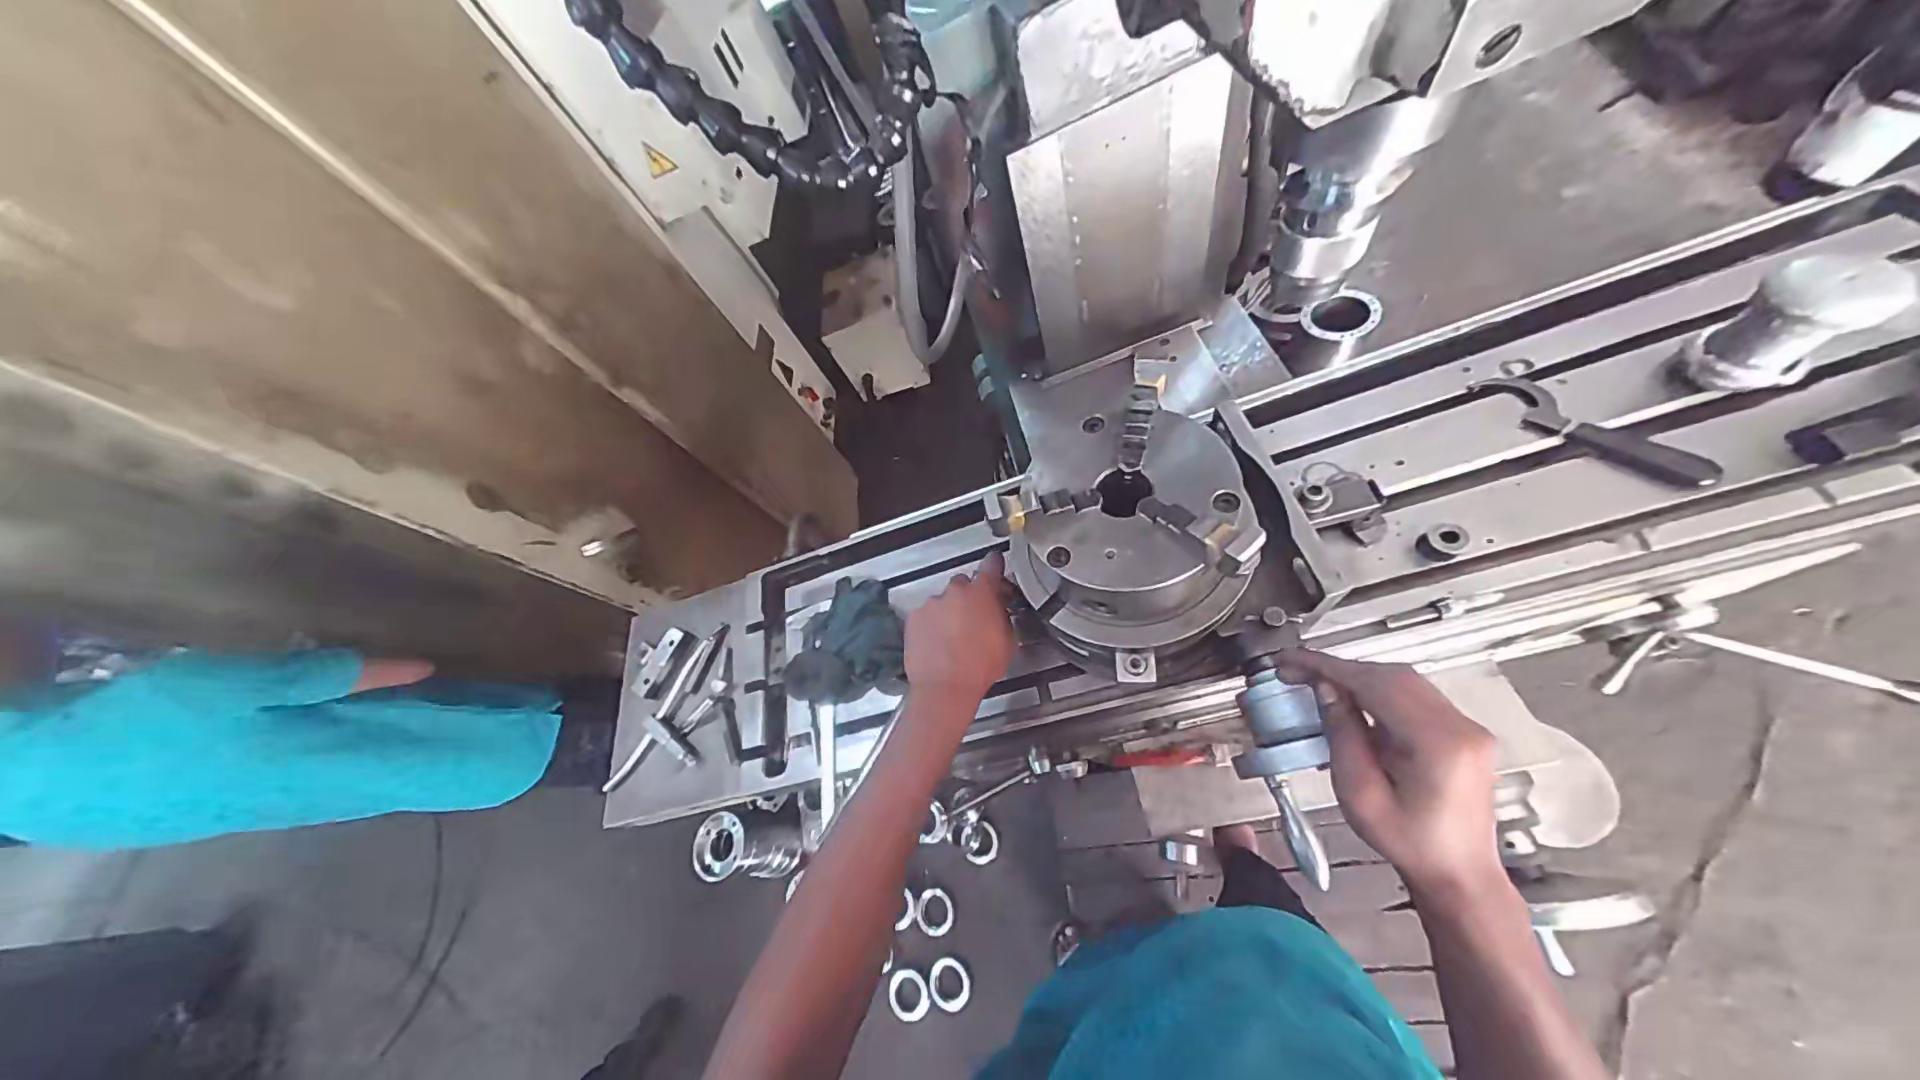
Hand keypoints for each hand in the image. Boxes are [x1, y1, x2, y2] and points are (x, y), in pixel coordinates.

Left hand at [905, 552, 1014, 702]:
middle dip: (969, 596)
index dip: (995, 564)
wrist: (945, 687)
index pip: (991, 565)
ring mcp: (931, 603)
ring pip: (943, 601)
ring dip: (948, 612)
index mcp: (982, 593)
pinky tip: (937, 642)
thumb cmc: (980, 666)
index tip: (995, 562)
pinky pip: (926, 615)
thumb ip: (1002, 615)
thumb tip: (998, 608)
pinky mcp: (914, 617)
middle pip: (963, 584)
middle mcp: (955, 592)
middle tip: (973, 618)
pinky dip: (931, 624)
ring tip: (953, 637)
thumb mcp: (1007, 640)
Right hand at [1279, 651, 1505, 901]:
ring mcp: (1466, 728)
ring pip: (1401, 680)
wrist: (1458, 873)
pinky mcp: (1460, 732)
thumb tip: (1326, 691)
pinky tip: (1349, 698)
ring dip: (1355, 677)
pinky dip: (1375, 689)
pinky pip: (1412, 694)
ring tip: (1316, 683)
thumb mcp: (1358, 793)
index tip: (1292, 661)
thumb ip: (1342, 734)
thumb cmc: (1412, 844)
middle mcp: (1461, 729)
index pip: (1373, 684)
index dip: (1326, 666)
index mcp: (1438, 744)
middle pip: (1389, 675)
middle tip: (1296, 670)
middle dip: (1337, 668)